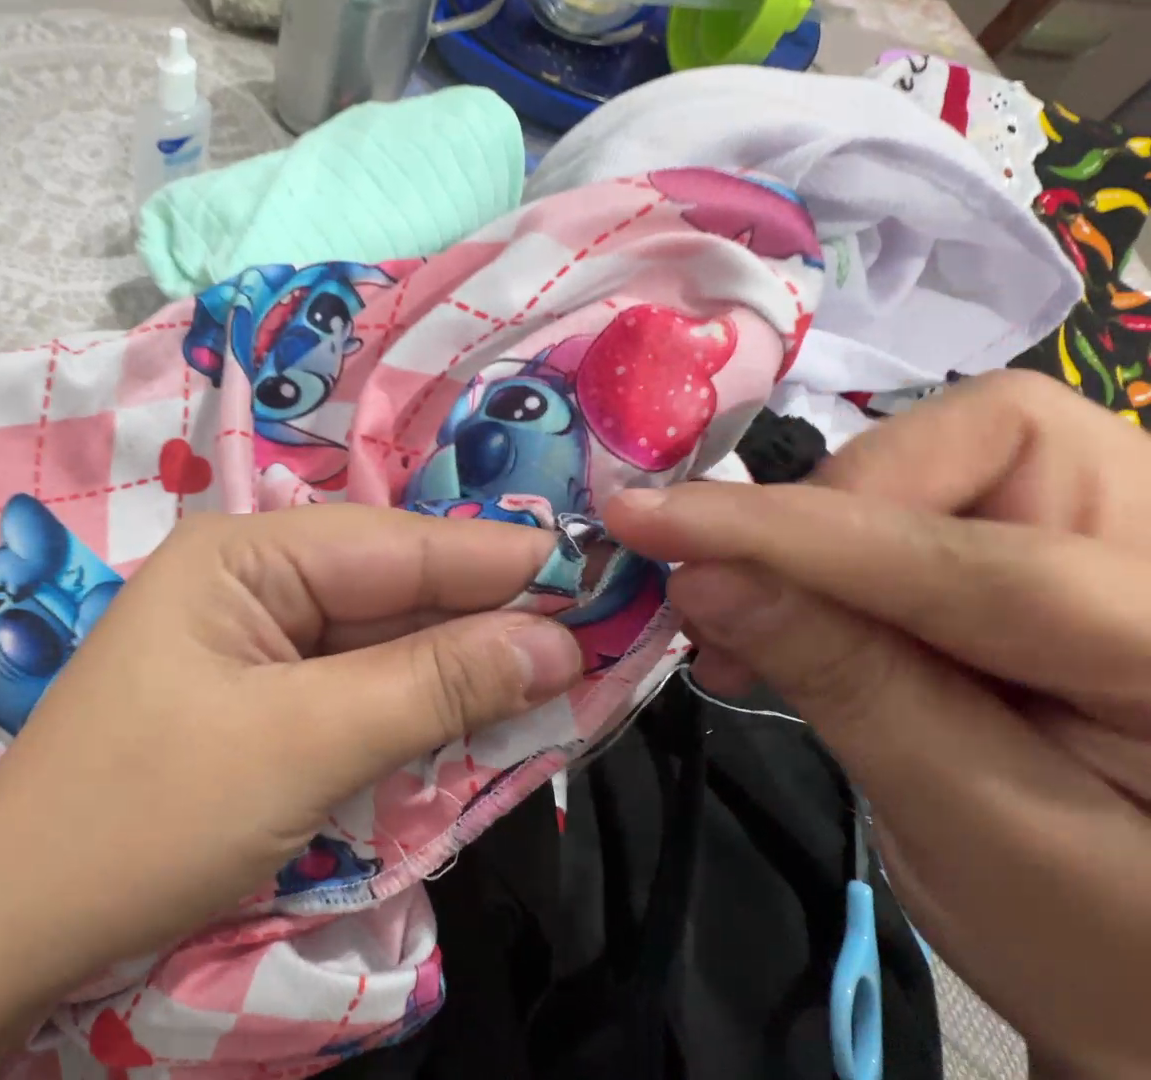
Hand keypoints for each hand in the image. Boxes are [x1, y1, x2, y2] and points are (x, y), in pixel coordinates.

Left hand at [0, 505, 583, 1079]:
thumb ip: (431, 683)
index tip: (603, 580)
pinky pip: (337, 690)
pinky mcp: (239, 708)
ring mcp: (236, 648)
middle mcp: (238, 585)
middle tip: (595, 644)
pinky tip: (460, 720)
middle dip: (477, 622)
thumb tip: (554, 638)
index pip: (393, 543)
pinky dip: (398, 710)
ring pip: (366, 644)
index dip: (496, 564)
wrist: (21, 914)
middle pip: (382, 590)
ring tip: (551, 683)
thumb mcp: (304, 743)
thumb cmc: (150, 814)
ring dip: (445, 670)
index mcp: (238, 557)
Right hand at [604, 371, 1150, 1076]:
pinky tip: (786, 617)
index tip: (642, 518)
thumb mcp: (970, 827)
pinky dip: (829, 546)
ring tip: (746, 624)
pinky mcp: (1061, 553)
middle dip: (829, 507)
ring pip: (947, 455)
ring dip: (816, 528)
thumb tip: (703, 579)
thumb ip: (850, 687)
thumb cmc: (1098, 938)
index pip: (982, 565)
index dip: (791, 533)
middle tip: (729, 593)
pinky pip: (924, 503)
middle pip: (990, 441)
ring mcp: (1128, 544)